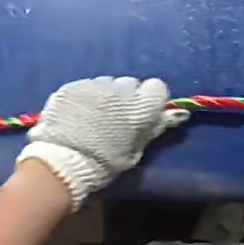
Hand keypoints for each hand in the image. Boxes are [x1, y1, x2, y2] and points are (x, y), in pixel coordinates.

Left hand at [19, 77, 188, 208]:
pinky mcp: (72, 85)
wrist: (64, 160)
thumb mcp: (135, 149)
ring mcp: (94, 84)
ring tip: (94, 115)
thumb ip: (155, 127)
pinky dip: (85, 95)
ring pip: (107, 83)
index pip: (157, 87)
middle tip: (116, 117)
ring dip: (105, 95)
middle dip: (127, 97)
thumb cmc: (105, 161)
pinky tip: (77, 112)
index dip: (150, 100)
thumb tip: (180, 113)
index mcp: (141, 106)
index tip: (142, 113)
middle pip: (131, 84)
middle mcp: (119, 89)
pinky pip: (86, 85)